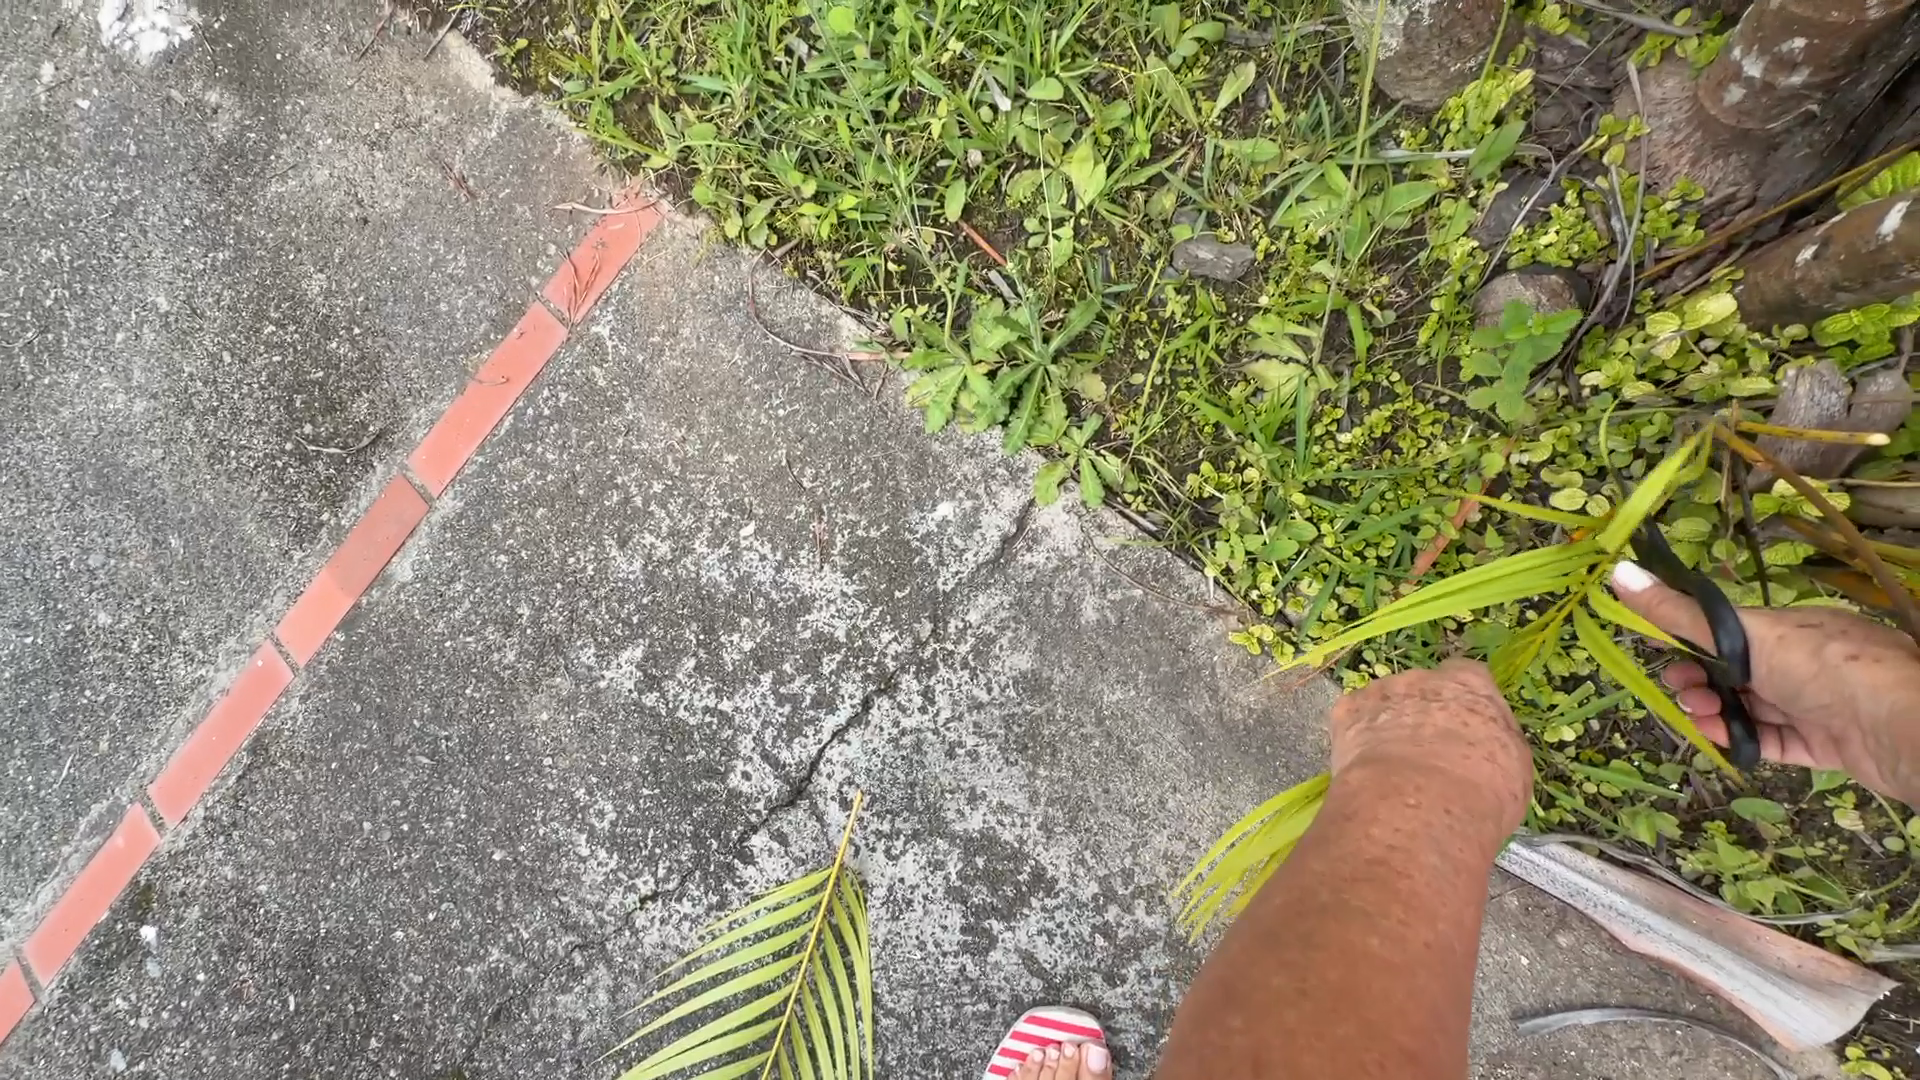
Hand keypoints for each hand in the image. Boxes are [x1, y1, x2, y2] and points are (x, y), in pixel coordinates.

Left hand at [1329, 659, 1532, 834]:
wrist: (1417, 801)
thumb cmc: (1479, 791)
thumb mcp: (1512, 764)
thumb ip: (1493, 735)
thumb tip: (1482, 736)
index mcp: (1469, 685)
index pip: (1466, 676)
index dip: (1462, 700)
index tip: (1463, 723)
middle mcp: (1421, 678)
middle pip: (1420, 688)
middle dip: (1421, 712)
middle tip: (1425, 750)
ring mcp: (1379, 691)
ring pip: (1383, 702)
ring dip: (1387, 722)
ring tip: (1392, 763)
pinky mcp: (1345, 709)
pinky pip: (1353, 717)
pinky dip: (1357, 735)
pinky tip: (1366, 762)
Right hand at [1609, 559, 1919, 801]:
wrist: (1905, 730)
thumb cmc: (1822, 667)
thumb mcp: (1740, 632)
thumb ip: (1675, 611)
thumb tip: (1617, 569)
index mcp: (1794, 630)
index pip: (1728, 632)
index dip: (1688, 640)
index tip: (1658, 649)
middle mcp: (1807, 665)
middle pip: (1733, 672)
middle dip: (1695, 678)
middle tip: (1680, 686)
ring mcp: (1818, 706)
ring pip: (1747, 706)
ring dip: (1711, 708)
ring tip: (1699, 713)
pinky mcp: (1824, 744)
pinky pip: (1769, 739)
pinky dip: (1739, 737)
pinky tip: (1718, 735)